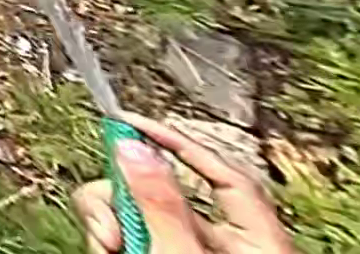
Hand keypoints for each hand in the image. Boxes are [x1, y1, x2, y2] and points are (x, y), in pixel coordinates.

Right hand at [73, 114, 293, 253]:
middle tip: (103, 218)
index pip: (221, 174)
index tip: (126, 119)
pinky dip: (107, 237)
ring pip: (132, 208)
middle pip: (157, 188)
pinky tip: (104, 251)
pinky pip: (125, 232)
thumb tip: (132, 143)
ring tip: (104, 247)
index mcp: (255, 246)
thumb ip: (158, 204)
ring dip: (105, 218)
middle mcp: (222, 246)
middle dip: (117, 193)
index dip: (177, 141)